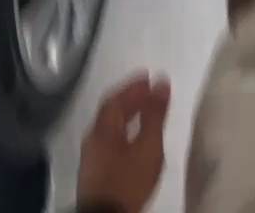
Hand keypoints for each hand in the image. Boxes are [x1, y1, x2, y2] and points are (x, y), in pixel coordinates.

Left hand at [77, 72, 171, 212]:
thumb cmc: (128, 178)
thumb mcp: (148, 145)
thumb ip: (155, 114)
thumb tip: (162, 82)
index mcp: (103, 128)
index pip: (115, 98)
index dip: (132, 85)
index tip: (148, 76)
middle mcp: (93, 138)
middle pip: (110, 112)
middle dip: (130, 99)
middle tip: (149, 91)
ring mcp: (92, 157)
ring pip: (109, 127)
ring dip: (127, 115)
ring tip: (145, 113)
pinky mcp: (95, 172)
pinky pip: (109, 141)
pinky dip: (123, 131)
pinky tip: (134, 138)